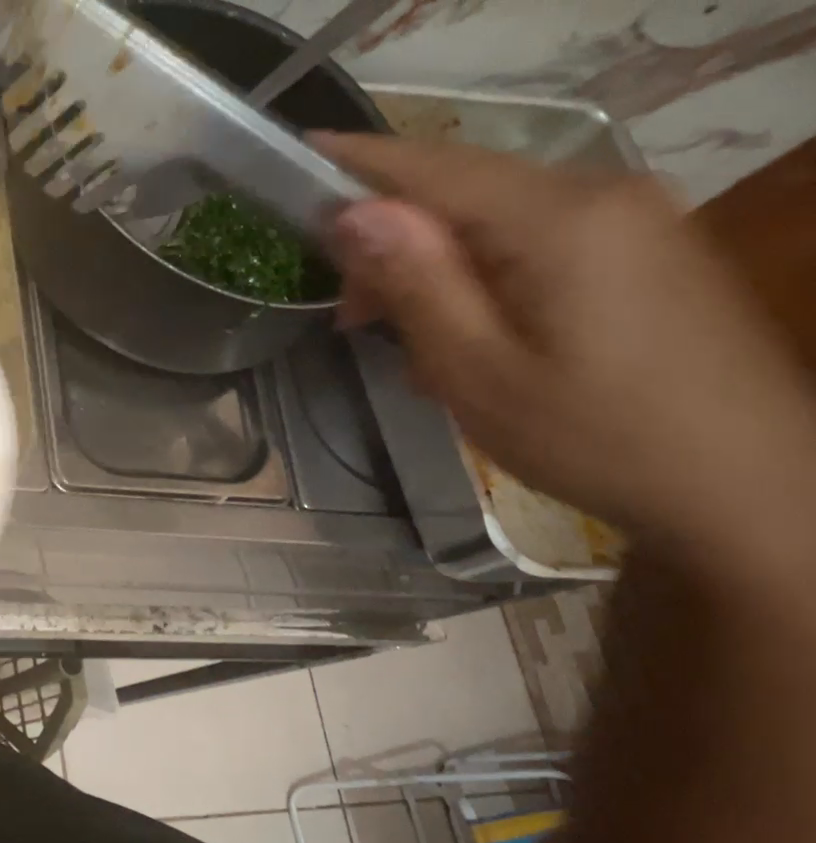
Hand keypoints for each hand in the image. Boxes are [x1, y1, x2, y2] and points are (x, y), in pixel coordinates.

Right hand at [316, 133, 815, 557]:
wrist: (745, 481)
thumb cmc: (595, 436)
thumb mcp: (478, 371)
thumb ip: (416, 285)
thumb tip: (353, 215)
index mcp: (560, 220)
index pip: (436, 169)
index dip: (360, 163)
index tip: (299, 159)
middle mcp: (603, 195)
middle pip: (465, 193)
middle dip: (394, 242)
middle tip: (348, 318)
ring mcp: (633, 219)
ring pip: (496, 221)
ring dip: (434, 269)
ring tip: (407, 346)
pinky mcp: (643, 250)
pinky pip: (535, 242)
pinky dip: (480, 278)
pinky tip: (467, 339)